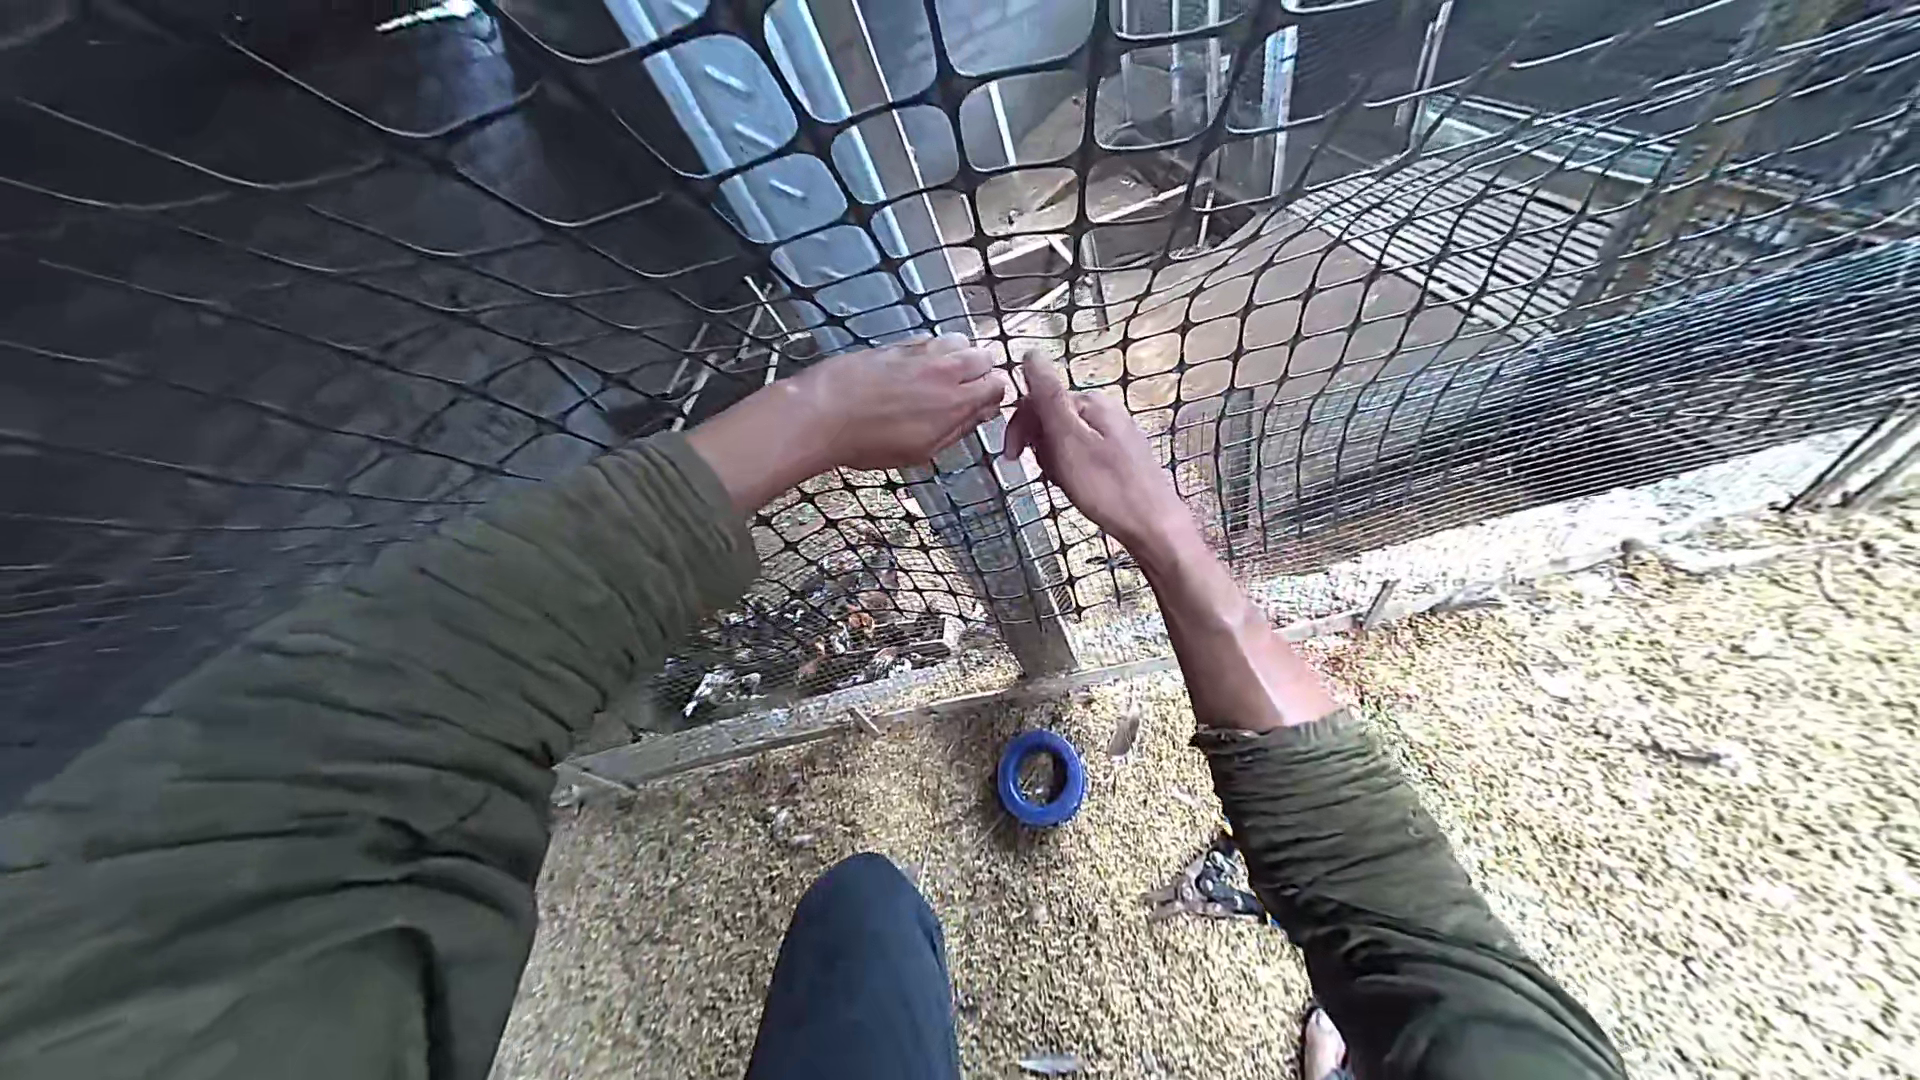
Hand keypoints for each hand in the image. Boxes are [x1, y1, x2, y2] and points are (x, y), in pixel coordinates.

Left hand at [689, 335, 1006, 512]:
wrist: (824, 414)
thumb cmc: (868, 440)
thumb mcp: (921, 450)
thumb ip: (957, 429)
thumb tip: (979, 415)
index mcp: (955, 401)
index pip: (997, 384)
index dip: (992, 397)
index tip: (981, 407)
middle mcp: (944, 370)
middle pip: (984, 357)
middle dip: (980, 373)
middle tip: (964, 392)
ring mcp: (921, 352)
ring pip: (960, 341)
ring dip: (959, 357)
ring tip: (941, 377)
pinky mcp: (899, 343)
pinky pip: (931, 339)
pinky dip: (934, 351)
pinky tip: (917, 370)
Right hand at [1002, 353, 1195, 555]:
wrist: (1152, 527)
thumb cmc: (1106, 488)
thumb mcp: (1068, 441)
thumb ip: (1048, 398)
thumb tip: (1031, 354)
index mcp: (1091, 403)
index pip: (1038, 400)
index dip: (1019, 428)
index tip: (1012, 459)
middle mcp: (1105, 411)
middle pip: (1052, 419)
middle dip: (1040, 447)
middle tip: (1049, 475)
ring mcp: (1115, 434)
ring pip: (1065, 440)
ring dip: (1054, 461)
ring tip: (1065, 484)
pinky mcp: (1120, 457)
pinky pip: (1081, 455)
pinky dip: (1071, 470)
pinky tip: (1078, 488)